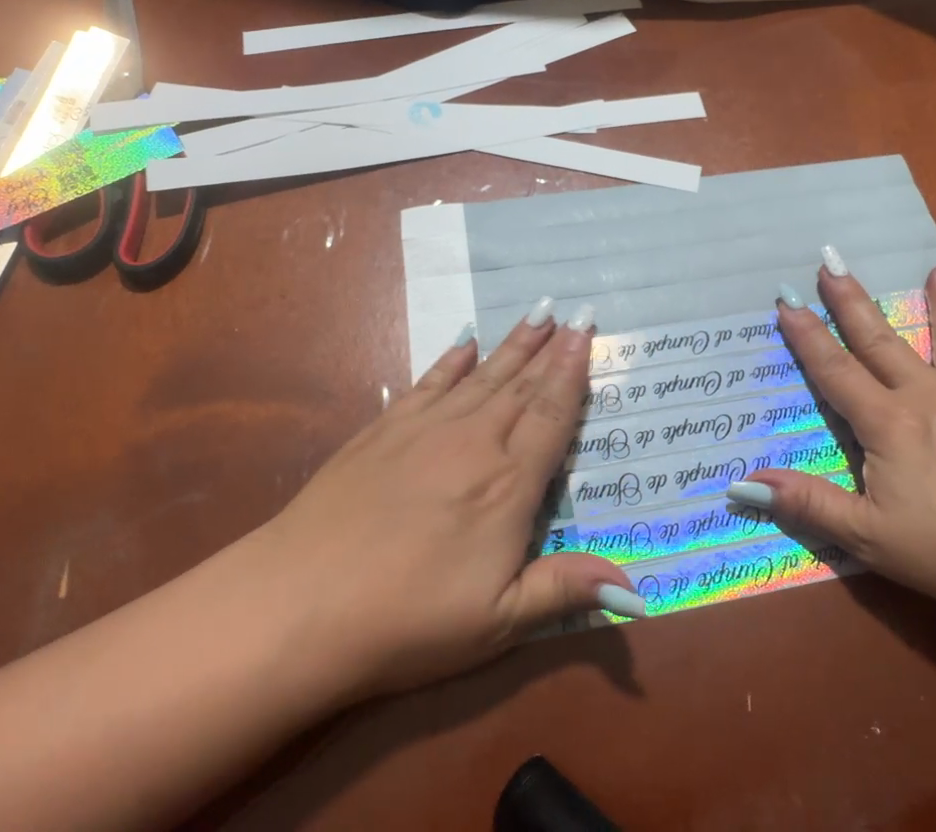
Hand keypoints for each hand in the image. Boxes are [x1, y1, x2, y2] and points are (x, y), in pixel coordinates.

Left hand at [255, 306, 638, 698]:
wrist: (298, 605)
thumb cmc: (408, 621)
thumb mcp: (498, 623)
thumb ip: (564, 590)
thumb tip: (637, 589)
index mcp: (508, 485)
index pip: (551, 416)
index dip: (572, 374)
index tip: (586, 333)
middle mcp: (471, 444)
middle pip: (519, 387)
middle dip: (549, 349)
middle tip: (571, 313)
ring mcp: (421, 433)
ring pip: (479, 377)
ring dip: (510, 346)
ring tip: (534, 314)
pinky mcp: (380, 434)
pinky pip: (427, 384)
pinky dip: (450, 361)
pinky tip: (464, 345)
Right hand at [732, 257, 935, 676]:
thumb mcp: (871, 538)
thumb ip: (809, 505)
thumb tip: (743, 484)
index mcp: (889, 424)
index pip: (836, 371)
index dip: (807, 336)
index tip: (785, 300)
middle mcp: (932, 394)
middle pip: (882, 340)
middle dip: (852, 299)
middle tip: (832, 257)